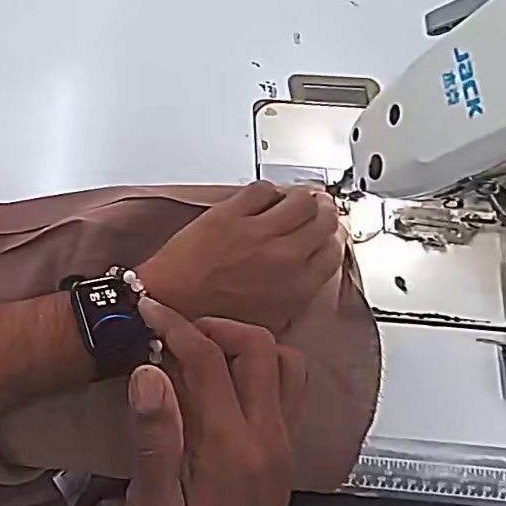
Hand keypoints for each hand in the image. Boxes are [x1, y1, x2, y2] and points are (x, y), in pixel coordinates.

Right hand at [125, 298, 306, 505]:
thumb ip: (154, 440)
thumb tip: (147, 371)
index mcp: (229, 447)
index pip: (207, 359)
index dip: (174, 325)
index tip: (146, 311)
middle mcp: (267, 435)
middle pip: (257, 347)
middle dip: (212, 324)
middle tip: (172, 331)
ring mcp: (284, 440)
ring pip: (283, 360)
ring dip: (242, 340)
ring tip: (200, 348)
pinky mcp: (288, 448)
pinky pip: (290, 385)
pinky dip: (262, 362)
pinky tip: (227, 375)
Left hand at [137, 181, 340, 331]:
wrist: (171, 299)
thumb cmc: (212, 310)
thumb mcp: (269, 315)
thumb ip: (296, 290)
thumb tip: (310, 265)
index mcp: (297, 286)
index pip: (334, 250)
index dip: (332, 236)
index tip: (327, 230)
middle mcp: (284, 257)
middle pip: (323, 220)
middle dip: (322, 212)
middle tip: (316, 207)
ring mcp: (257, 232)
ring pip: (300, 199)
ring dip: (299, 197)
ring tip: (290, 200)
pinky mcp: (231, 214)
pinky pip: (262, 190)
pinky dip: (266, 191)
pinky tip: (260, 198)